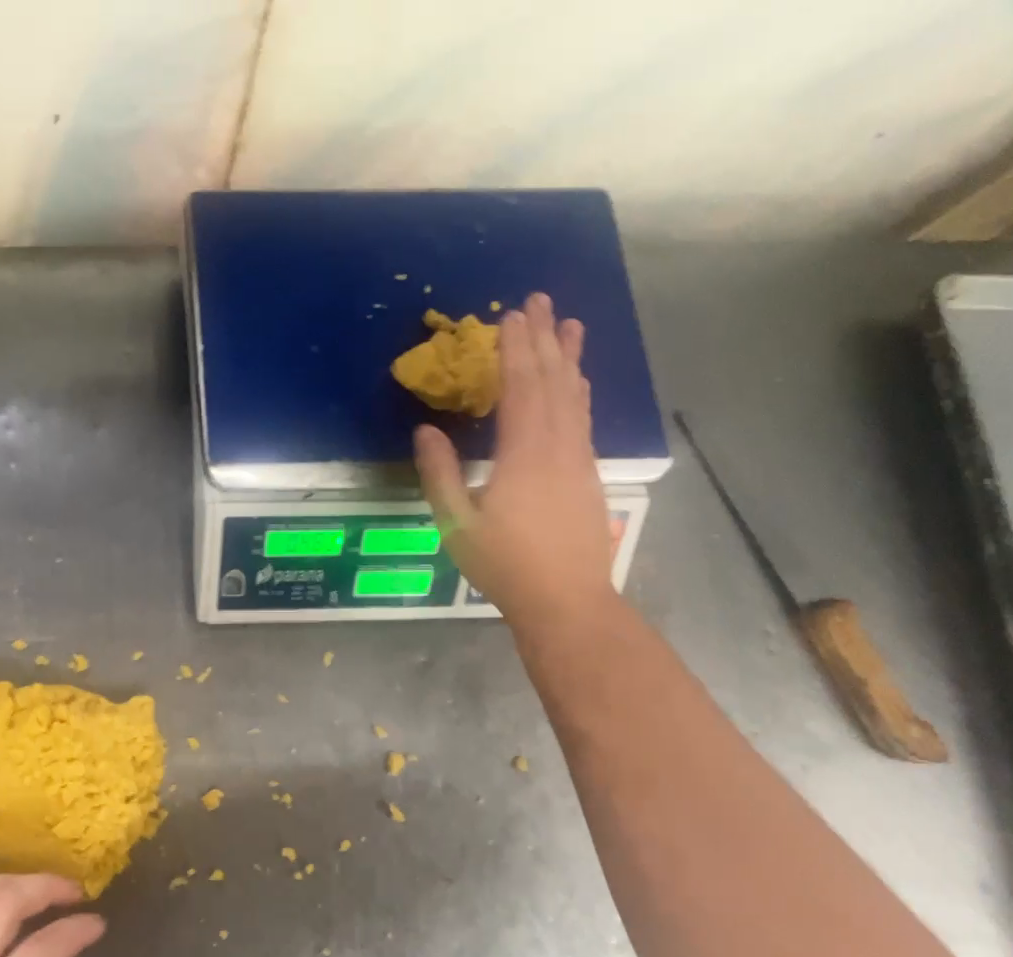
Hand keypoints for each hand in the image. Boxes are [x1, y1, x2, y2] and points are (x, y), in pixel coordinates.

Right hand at [413, 292, 612, 624]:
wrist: (566, 600)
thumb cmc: (505, 564)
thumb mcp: (458, 523)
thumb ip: (440, 474)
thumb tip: (426, 431)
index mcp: (523, 454)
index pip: (521, 387)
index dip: (514, 349)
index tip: (510, 315)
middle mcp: (557, 446)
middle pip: (552, 380)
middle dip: (544, 338)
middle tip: (540, 300)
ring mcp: (577, 458)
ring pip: (574, 395)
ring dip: (569, 357)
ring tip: (571, 323)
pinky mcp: (586, 472)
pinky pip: (582, 417)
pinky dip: (578, 389)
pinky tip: (577, 380)